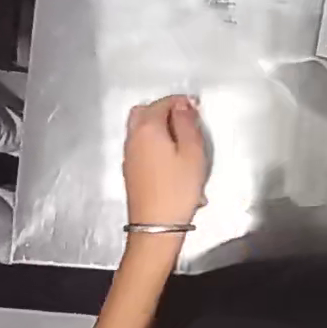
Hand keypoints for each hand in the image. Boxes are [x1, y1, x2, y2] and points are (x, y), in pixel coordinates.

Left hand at [123, 95, 208, 225]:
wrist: (156, 226)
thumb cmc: (178, 189)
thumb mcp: (192, 152)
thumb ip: (187, 123)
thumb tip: (183, 105)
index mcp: (147, 128)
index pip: (163, 102)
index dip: (181, 101)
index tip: (196, 108)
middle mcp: (133, 138)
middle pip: (144, 111)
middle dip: (165, 110)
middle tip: (186, 120)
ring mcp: (129, 155)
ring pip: (140, 129)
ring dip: (159, 127)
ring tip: (182, 141)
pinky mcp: (130, 170)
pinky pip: (141, 146)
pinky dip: (154, 143)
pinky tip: (172, 159)